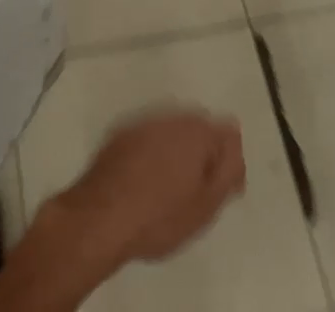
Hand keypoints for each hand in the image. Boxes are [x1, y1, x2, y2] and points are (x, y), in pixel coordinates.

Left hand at [49, 109, 247, 264]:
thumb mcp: (207, 204)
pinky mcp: (117, 135)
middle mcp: (169, 116)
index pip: (228, 132)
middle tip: (196, 191)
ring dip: (175, 151)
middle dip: (201, 152)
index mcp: (196, 130)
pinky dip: (151, 153)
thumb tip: (236, 144)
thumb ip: (229, 169)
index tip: (220, 189)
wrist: (99, 219)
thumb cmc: (160, 216)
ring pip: (170, 131)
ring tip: (168, 189)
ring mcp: (140, 122)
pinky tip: (144, 181)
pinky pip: (146, 138)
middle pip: (198, 127)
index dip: (228, 161)